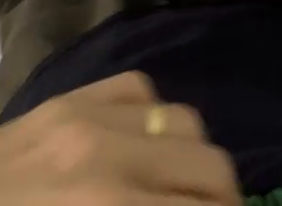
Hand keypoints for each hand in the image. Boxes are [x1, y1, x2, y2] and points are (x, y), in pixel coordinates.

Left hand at [0, 72, 241, 205]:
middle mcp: (105, 151)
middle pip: (212, 166)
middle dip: (220, 202)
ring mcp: (80, 114)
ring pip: (183, 121)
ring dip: (193, 161)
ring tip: (180, 193)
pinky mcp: (60, 99)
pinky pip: (135, 87)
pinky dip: (151, 118)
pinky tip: (139, 150)